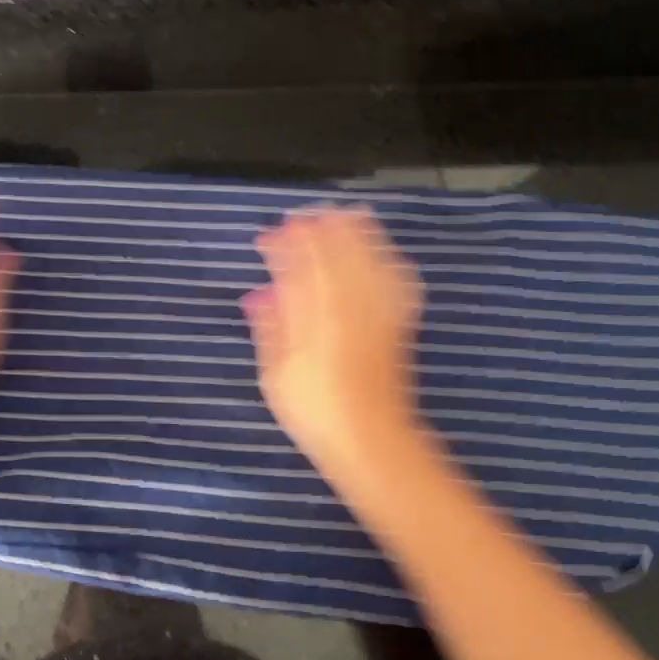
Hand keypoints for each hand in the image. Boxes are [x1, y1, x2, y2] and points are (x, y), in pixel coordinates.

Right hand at [246, 205, 426, 479]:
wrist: (374, 444)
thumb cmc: (316, 411)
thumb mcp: (276, 375)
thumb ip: (270, 328)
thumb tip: (258, 293)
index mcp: (317, 316)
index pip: (301, 265)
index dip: (288, 244)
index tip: (272, 232)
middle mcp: (350, 306)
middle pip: (338, 254)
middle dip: (322, 229)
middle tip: (305, 215)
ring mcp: (378, 314)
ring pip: (369, 260)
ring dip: (358, 235)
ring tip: (346, 216)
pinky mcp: (400, 325)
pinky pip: (398, 282)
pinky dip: (390, 262)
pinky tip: (385, 254)